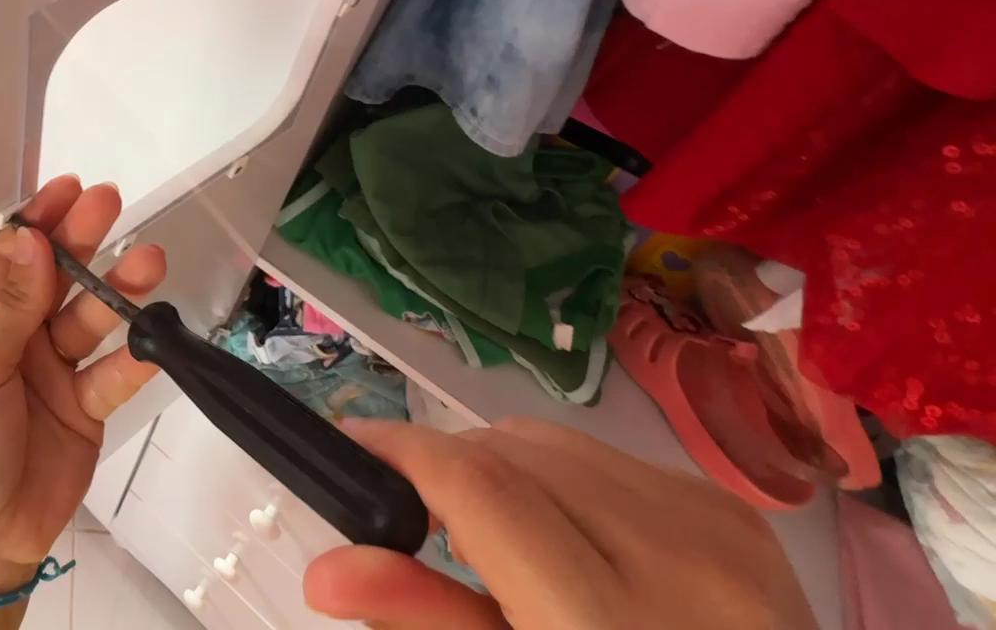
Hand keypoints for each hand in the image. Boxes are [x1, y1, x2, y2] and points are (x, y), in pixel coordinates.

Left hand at [0, 176, 165, 595]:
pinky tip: (154, 338)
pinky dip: (134, 359)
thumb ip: (8, 309)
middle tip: (110, 202)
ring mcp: (53, 371)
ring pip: (90, 320)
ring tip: (149, 261)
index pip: (9, 258)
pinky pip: (113, 376)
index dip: (37, 223)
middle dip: (81, 241)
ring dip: (117, 292)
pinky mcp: (85, 409)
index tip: (68, 188)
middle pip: (55, 278)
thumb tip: (33, 239)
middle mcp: (16, 336)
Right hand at [304, 418, 818, 628]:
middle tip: (418, 517)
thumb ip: (427, 618)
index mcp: (612, 625)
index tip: (350, 446)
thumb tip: (321, 572)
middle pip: (504, 451)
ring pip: (544, 440)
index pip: (480, 486)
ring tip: (494, 532)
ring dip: (494, 465)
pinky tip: (561, 530)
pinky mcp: (730, 507)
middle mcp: (676, 557)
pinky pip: (597, 453)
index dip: (400, 449)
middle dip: (443, 467)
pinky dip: (550, 474)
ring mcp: (713, 523)